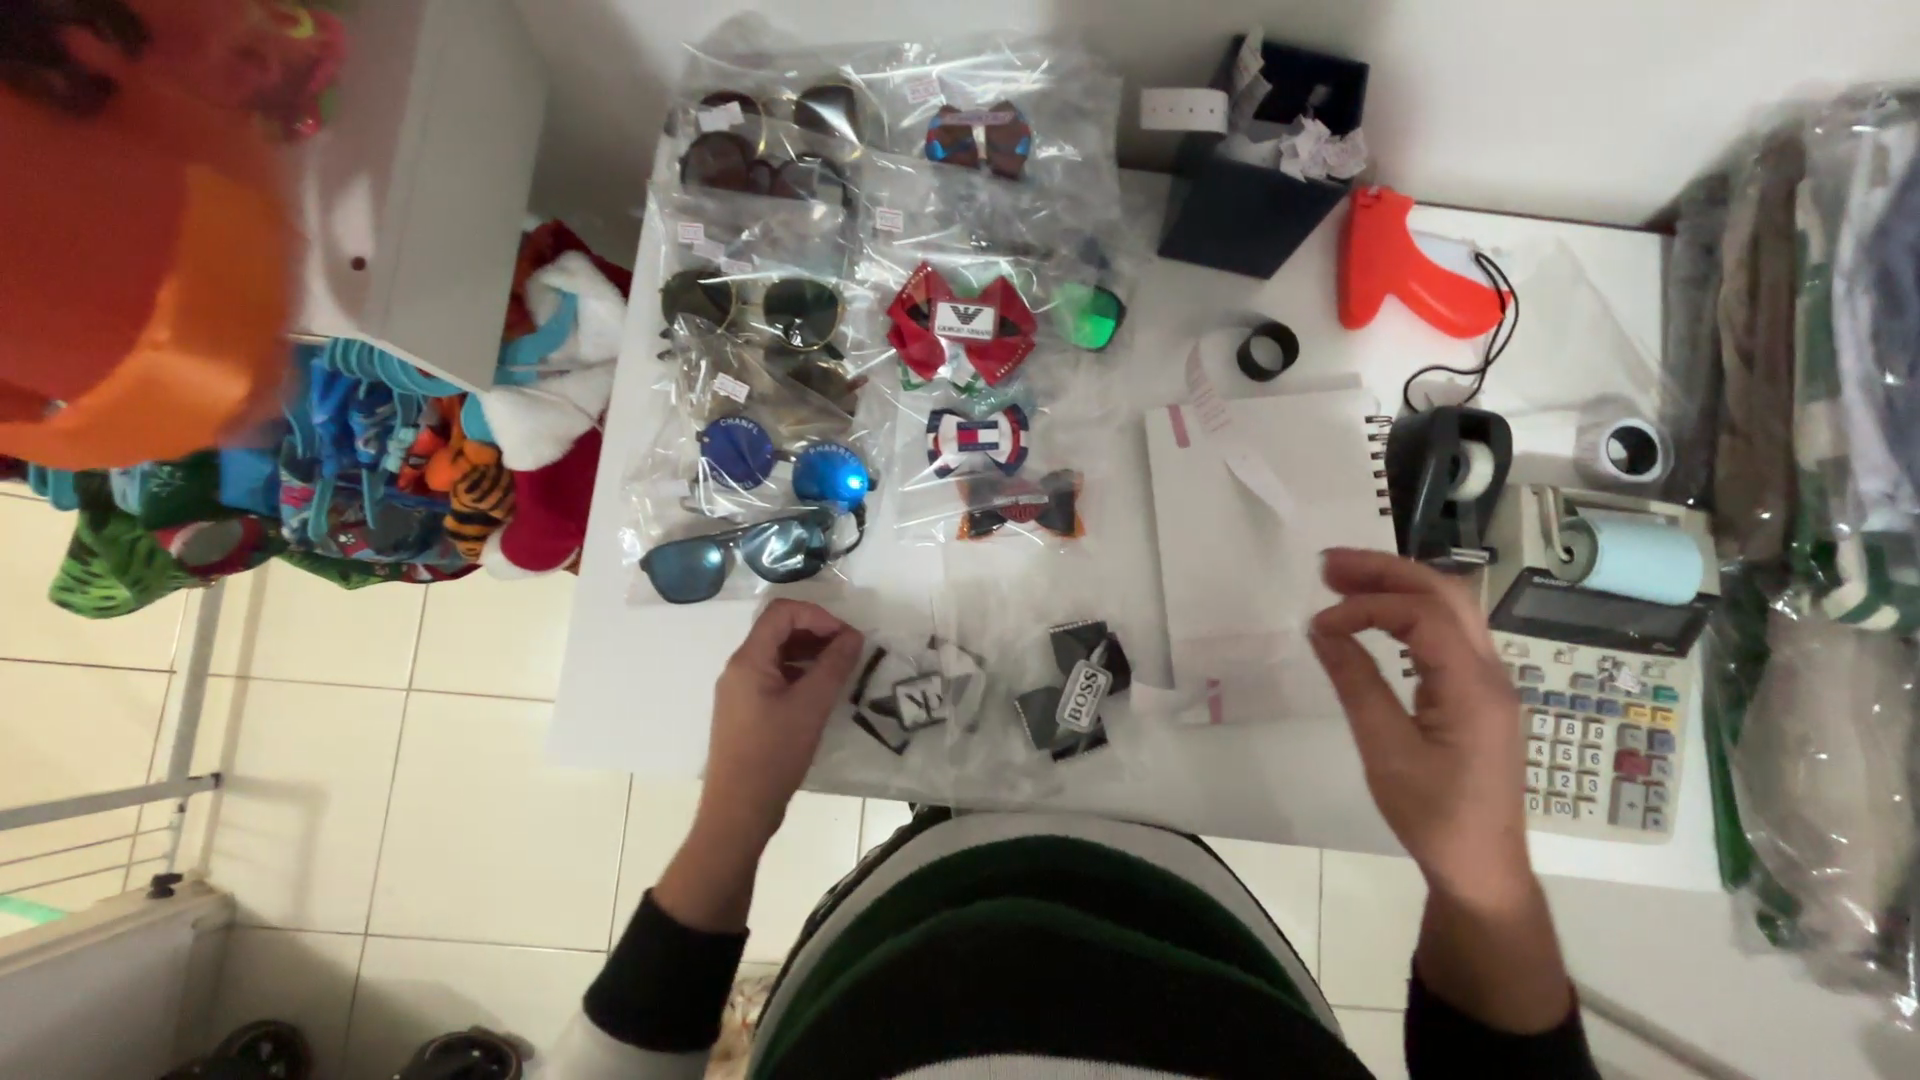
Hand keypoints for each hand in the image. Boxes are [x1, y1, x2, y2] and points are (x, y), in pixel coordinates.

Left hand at [698, 599, 864, 852]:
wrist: (738, 811)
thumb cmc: (774, 754)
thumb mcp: (811, 706)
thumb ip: (834, 665)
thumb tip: (853, 636)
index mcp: (748, 660)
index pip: (782, 612)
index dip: (818, 615)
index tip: (846, 637)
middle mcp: (738, 668)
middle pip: (778, 630)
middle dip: (816, 632)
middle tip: (849, 651)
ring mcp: (739, 690)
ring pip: (777, 654)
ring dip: (810, 653)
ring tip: (840, 671)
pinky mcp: (745, 711)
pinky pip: (774, 676)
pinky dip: (799, 674)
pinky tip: (821, 693)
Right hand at [1308, 548, 1531, 905]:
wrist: (1482, 866)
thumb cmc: (1432, 814)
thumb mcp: (1384, 750)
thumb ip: (1356, 683)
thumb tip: (1322, 630)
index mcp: (1473, 687)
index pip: (1420, 615)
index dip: (1364, 607)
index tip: (1318, 626)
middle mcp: (1490, 673)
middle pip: (1445, 594)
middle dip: (1385, 571)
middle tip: (1327, 565)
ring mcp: (1490, 682)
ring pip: (1451, 608)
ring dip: (1398, 586)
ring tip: (1342, 581)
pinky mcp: (1479, 695)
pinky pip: (1448, 633)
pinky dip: (1408, 613)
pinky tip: (1374, 619)